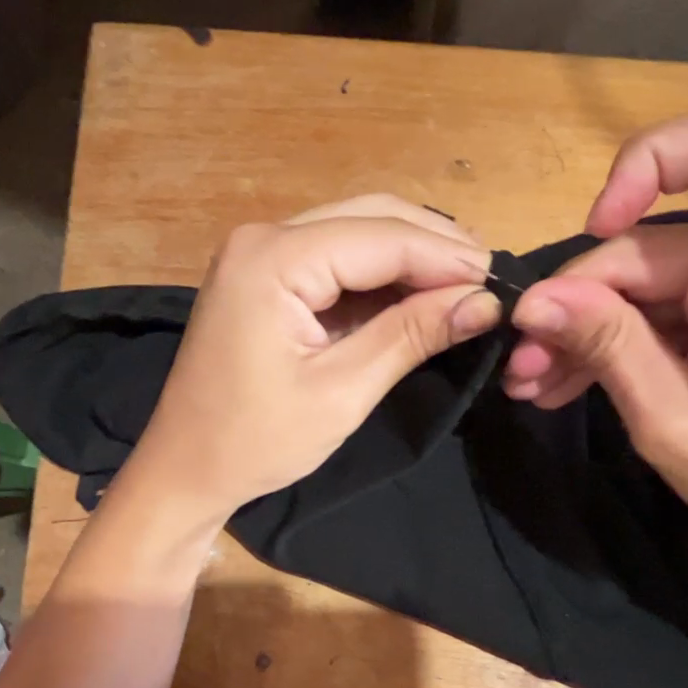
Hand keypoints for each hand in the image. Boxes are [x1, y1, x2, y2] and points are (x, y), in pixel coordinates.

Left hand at [118, 195, 500, 523]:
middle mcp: (263, 237)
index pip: (381, 237)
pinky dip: (378, 276)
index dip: (446, 257)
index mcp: (272, 259)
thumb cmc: (256, 442)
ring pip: (354, 232)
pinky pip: (333, 260)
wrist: (185, 469)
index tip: (502, 282)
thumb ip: (410, 336)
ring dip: (410, 256)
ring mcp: (259, 254)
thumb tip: (484, 303)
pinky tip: (417, 295)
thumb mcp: (341, 392)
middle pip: (369, 217)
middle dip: (433, 246)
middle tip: (489, 281)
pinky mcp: (263, 277)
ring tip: (464, 287)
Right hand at [498, 101, 687, 573]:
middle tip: (522, 366)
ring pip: (653, 279)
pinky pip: (676, 306)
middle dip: (579, 298)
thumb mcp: (673, 425)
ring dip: (590, 326)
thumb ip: (609, 348)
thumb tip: (534, 301)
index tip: (596, 228)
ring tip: (534, 384)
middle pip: (655, 242)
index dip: (653, 159)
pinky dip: (625, 339)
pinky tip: (570, 383)